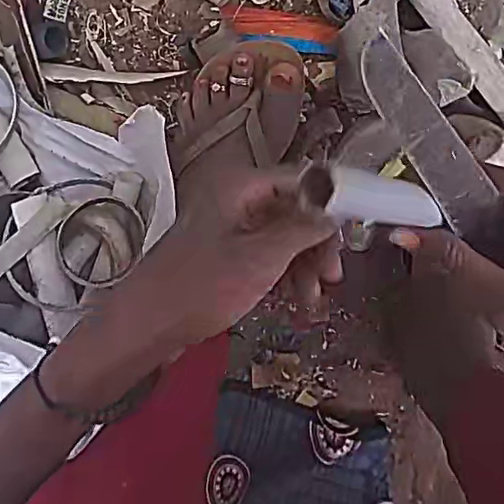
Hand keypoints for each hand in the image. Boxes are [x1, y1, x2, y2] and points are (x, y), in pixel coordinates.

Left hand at [119, 163, 342, 345]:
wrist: (148, 324)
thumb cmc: (199, 286)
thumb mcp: (261, 257)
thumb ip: (303, 230)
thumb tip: (334, 210)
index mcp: (240, 187)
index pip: (300, 179)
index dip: (330, 201)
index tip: (354, 226)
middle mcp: (236, 200)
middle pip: (294, 210)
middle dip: (317, 243)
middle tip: (333, 275)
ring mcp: (231, 228)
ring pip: (283, 236)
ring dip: (304, 265)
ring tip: (312, 299)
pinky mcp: (227, 254)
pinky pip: (267, 255)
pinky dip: (284, 275)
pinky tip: (295, 301)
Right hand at [391, 168, 503, 420]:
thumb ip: (456, 264)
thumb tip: (404, 233)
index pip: (481, 177)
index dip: (440, 194)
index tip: (409, 215)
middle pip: (490, 187)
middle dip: (458, 216)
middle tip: (433, 248)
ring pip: (502, 202)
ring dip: (477, 228)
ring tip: (462, 261)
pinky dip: (498, 236)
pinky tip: (492, 266)